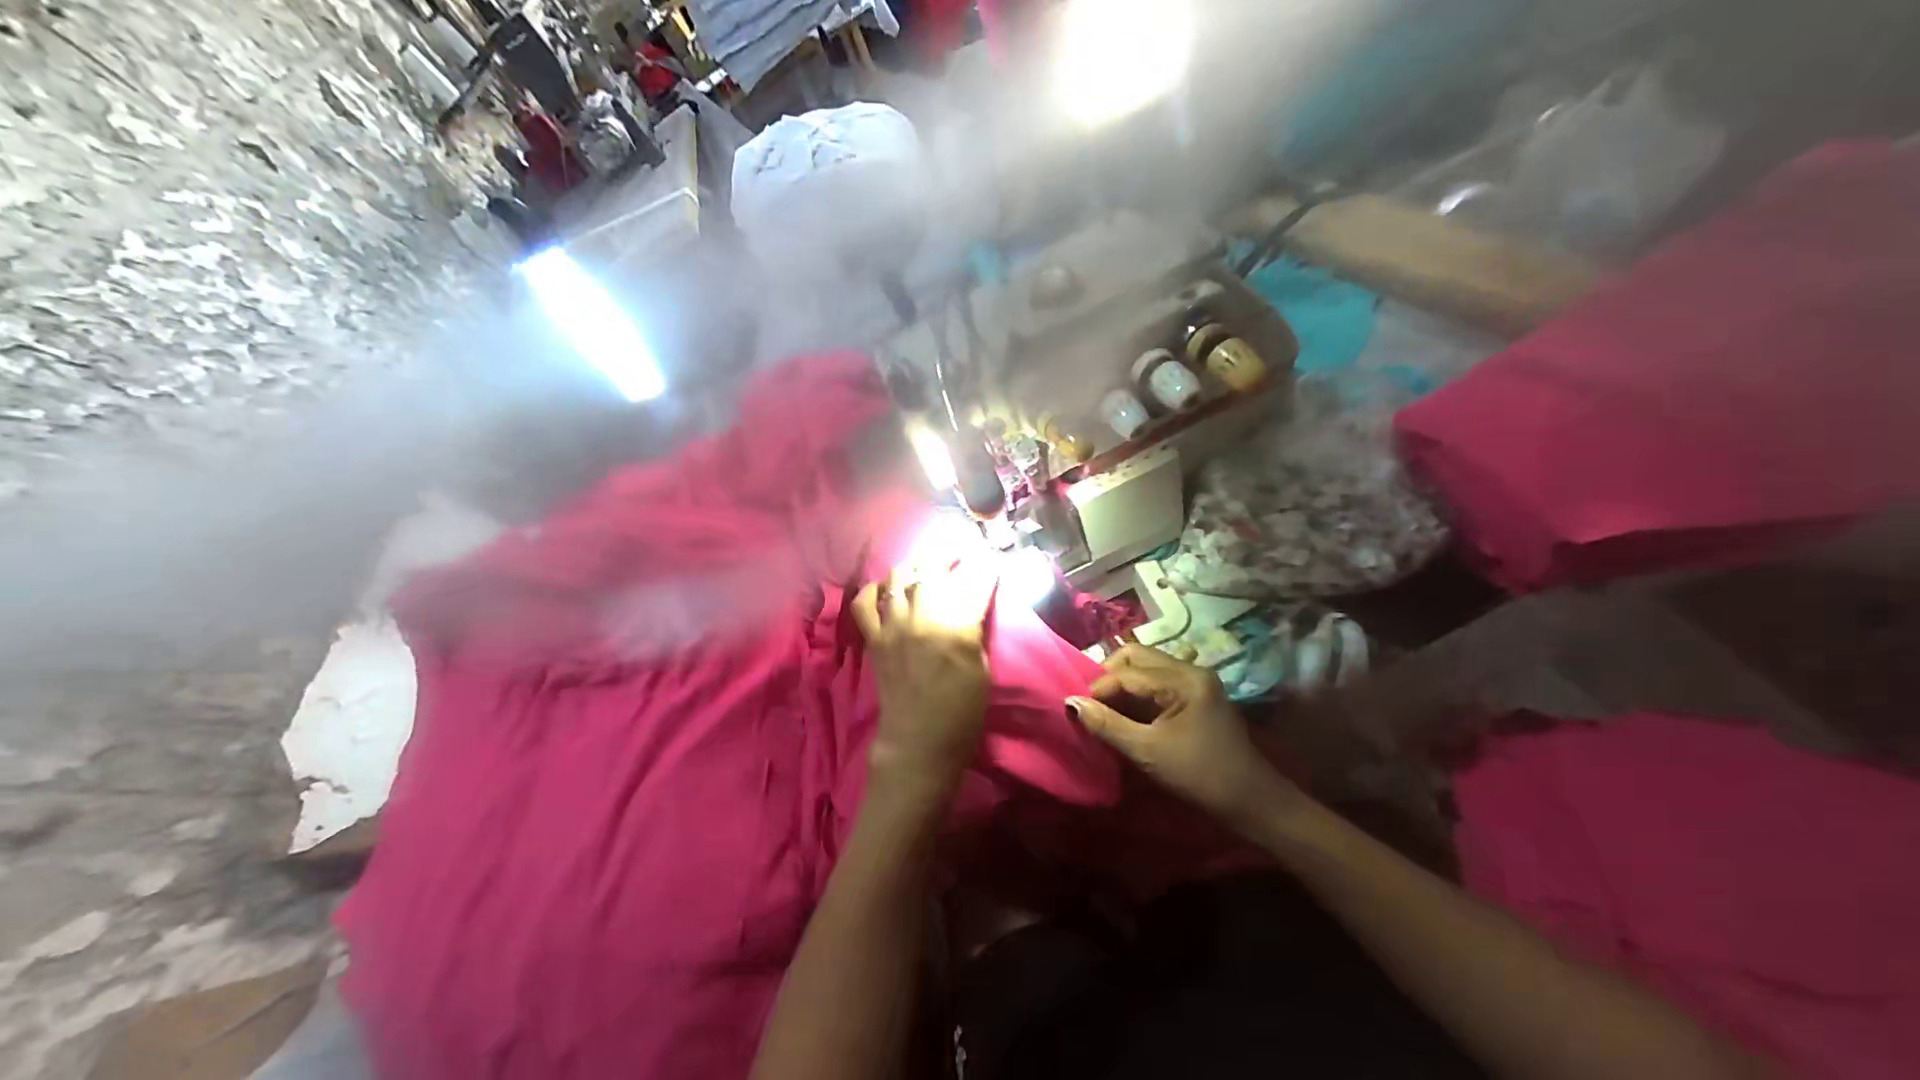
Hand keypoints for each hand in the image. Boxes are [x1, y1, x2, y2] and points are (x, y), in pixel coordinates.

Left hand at [851, 562, 996, 804]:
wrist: (918, 744)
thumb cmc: (961, 714)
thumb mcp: (982, 670)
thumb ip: (974, 631)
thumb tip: (974, 604)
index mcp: (956, 629)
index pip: (972, 582)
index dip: (983, 567)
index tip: (989, 560)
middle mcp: (922, 619)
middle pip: (932, 571)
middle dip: (947, 559)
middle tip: (958, 558)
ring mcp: (893, 626)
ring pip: (899, 578)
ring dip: (914, 567)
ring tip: (925, 568)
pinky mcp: (874, 639)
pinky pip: (864, 603)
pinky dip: (873, 589)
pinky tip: (886, 587)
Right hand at [1069, 644, 1303, 836]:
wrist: (1250, 801)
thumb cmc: (1198, 776)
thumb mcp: (1147, 751)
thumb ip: (1106, 725)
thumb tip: (1070, 703)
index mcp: (1183, 679)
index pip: (1127, 672)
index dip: (1098, 689)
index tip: (1077, 710)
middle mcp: (1190, 670)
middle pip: (1136, 657)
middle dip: (1108, 677)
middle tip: (1091, 705)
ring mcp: (1196, 680)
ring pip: (1146, 666)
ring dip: (1122, 683)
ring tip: (1105, 710)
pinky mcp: (1197, 694)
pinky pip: (1158, 680)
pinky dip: (1138, 692)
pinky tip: (1126, 713)